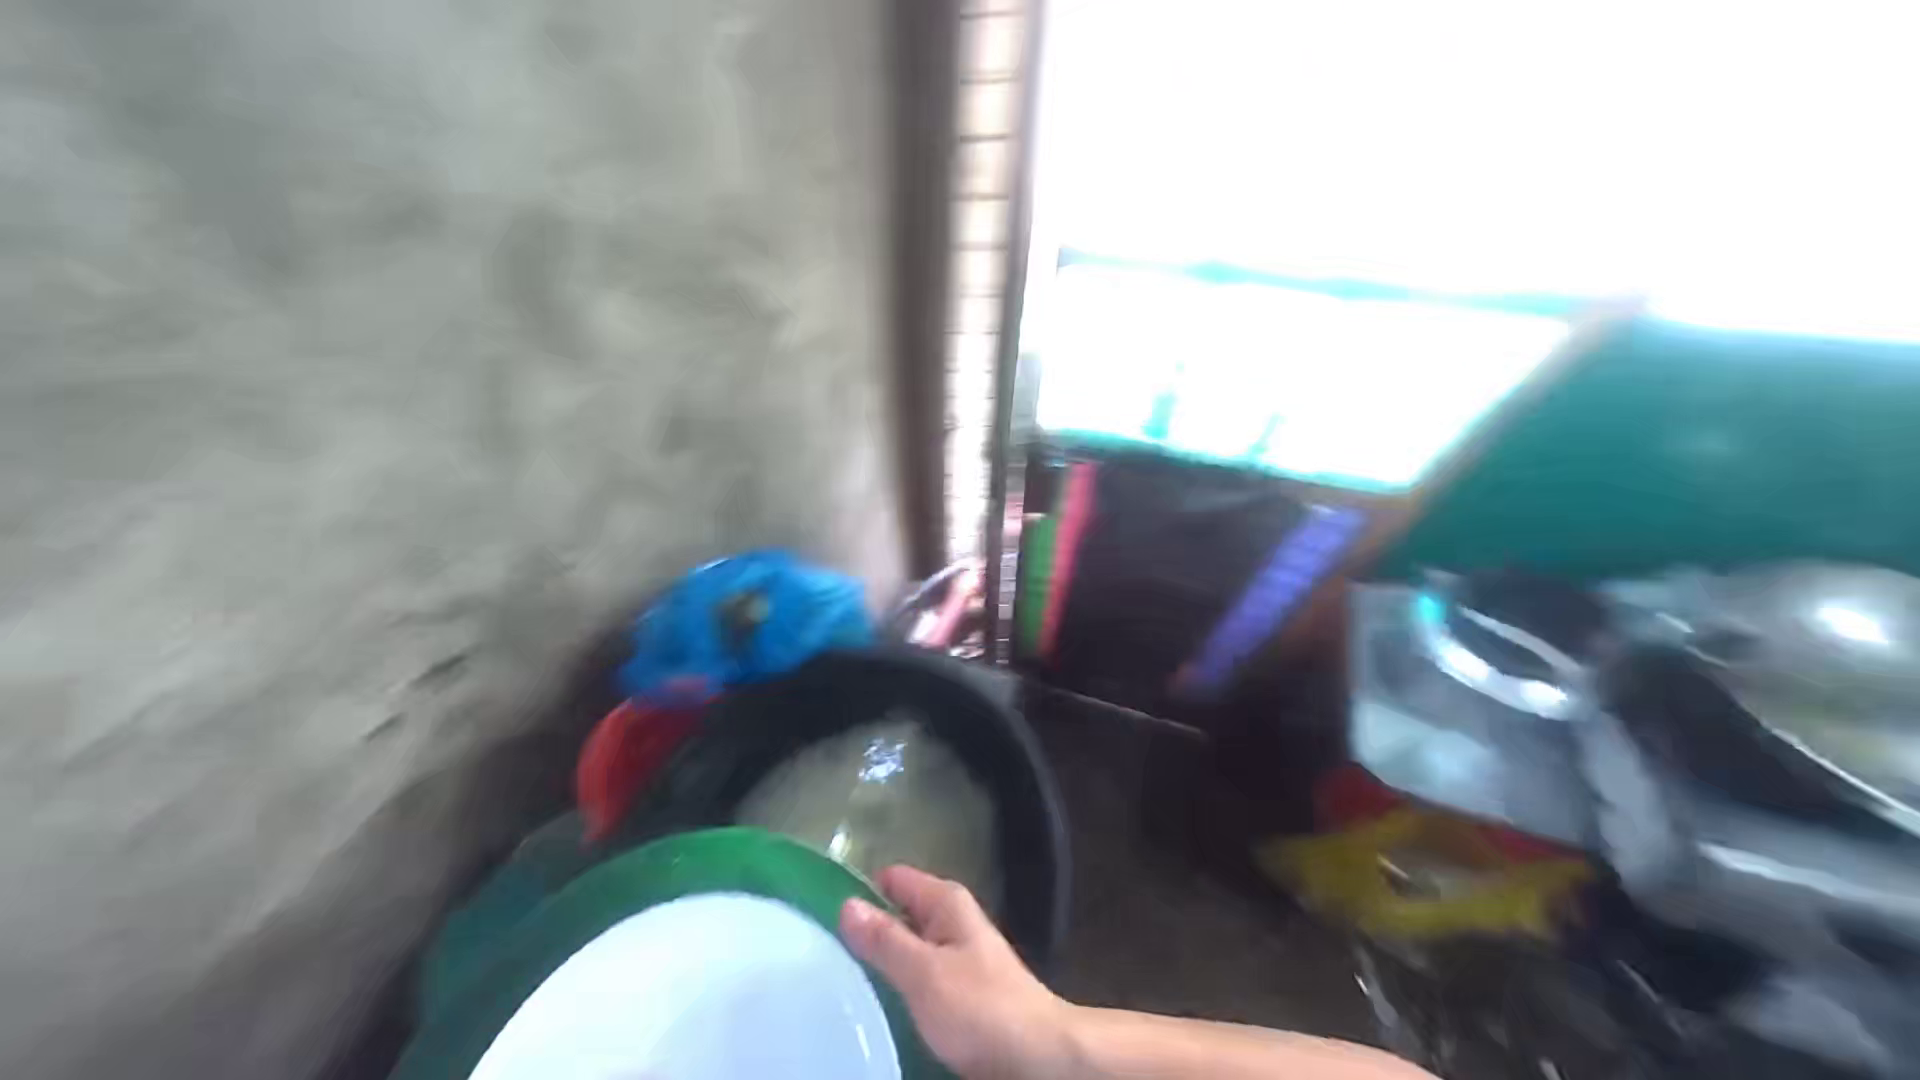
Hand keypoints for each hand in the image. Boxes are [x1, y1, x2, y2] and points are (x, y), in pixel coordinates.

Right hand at [840, 866, 1077, 1079]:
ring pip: (905, 949)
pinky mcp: (957, 990)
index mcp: (945, 902)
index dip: (861, 892)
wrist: (1037, 1058)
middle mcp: (950, 920)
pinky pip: (916, 978)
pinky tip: (874, 1009)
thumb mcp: (924, 973)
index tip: (825, 919)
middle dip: (866, 933)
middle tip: (825, 959)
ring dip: (880, 965)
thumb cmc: (980, 1007)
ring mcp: (955, 956)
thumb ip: (885, 939)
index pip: (893, 878)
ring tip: (839, 986)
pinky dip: (898, 988)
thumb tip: (846, 904)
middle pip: (897, 914)